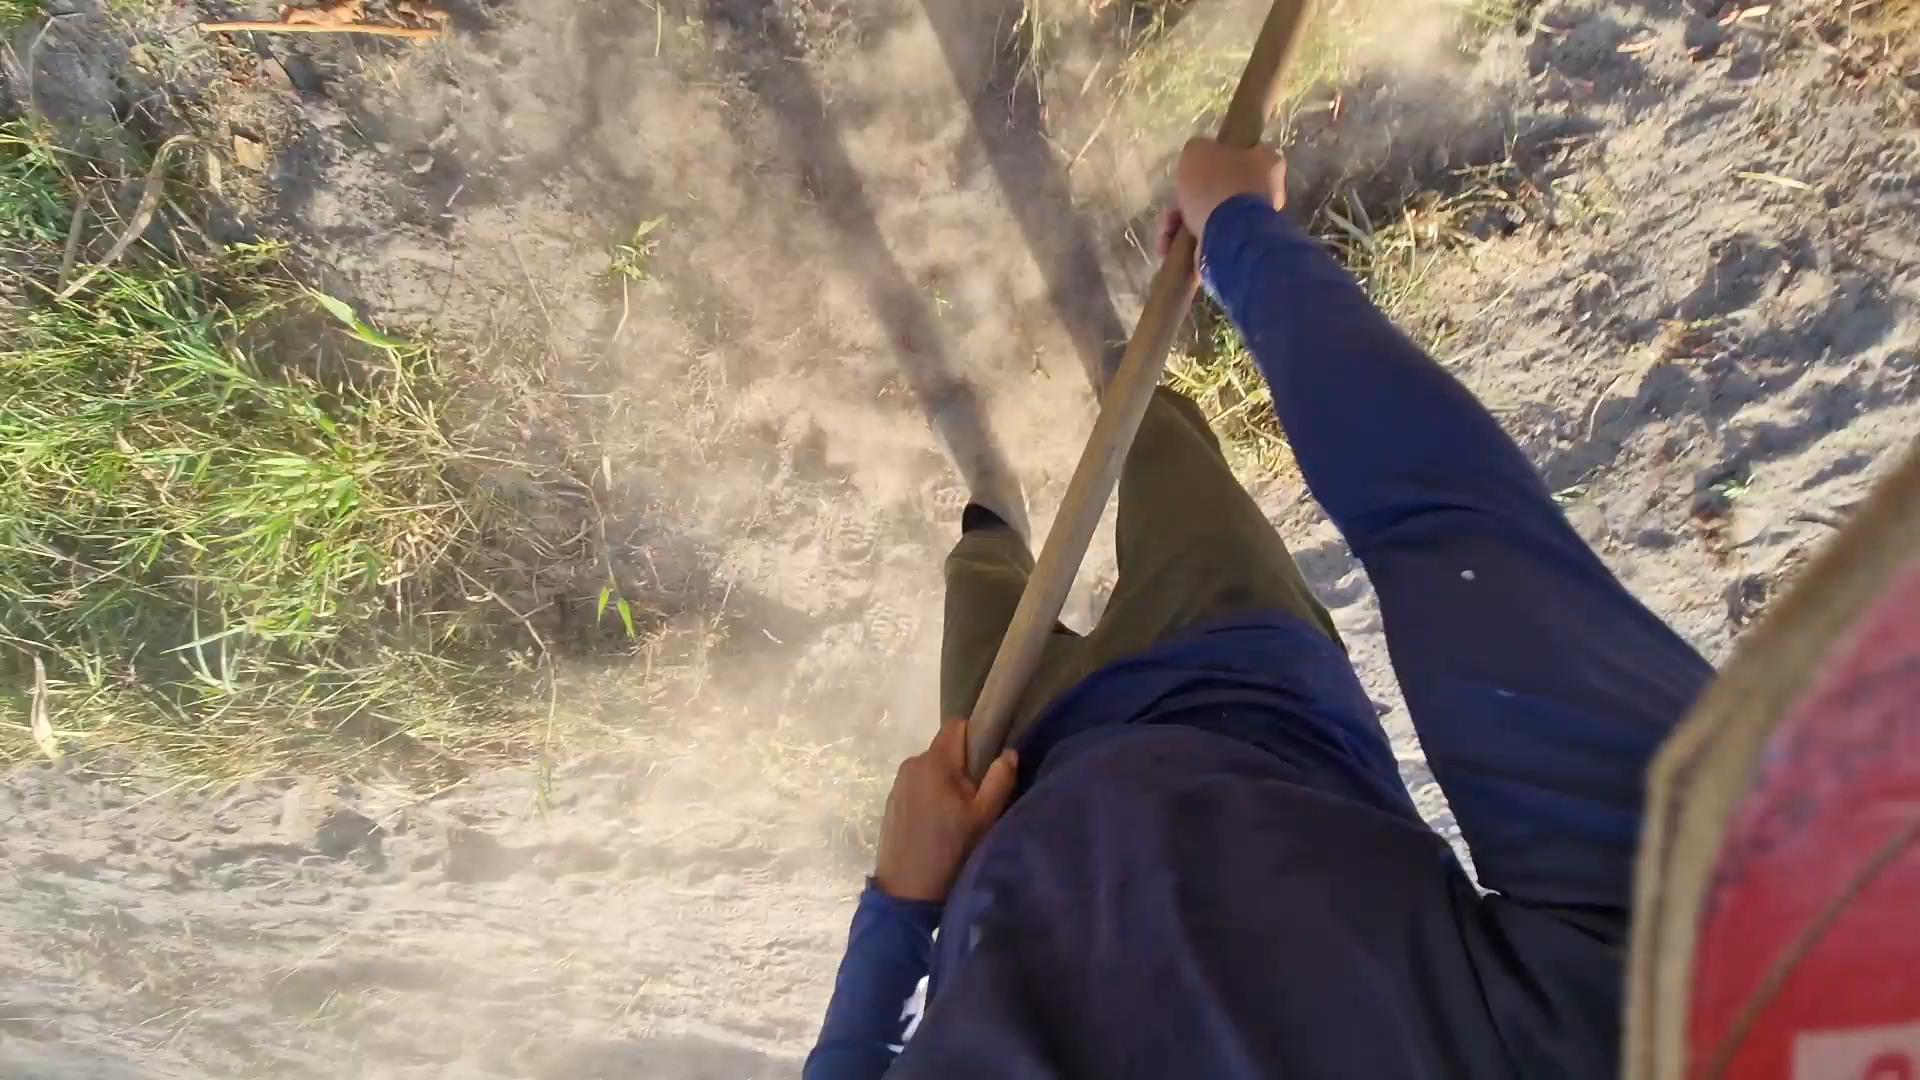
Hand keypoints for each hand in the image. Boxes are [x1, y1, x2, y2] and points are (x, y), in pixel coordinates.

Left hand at [873, 717, 1018, 901]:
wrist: (906, 891)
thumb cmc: (950, 850)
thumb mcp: (984, 817)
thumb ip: (1000, 779)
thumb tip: (1009, 752)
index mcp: (935, 761)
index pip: (957, 725)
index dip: (976, 735)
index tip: (987, 761)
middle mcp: (913, 764)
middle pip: (945, 749)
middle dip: (963, 765)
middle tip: (975, 797)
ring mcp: (899, 783)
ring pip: (932, 768)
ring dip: (946, 782)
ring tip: (956, 816)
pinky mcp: (892, 801)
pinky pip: (918, 784)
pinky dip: (930, 795)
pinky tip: (936, 824)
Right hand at [1157, 138, 1286, 257]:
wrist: (1227, 237)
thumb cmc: (1216, 186)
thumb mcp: (1197, 152)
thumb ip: (1197, 151)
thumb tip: (1197, 159)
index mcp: (1266, 162)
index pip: (1241, 156)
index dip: (1213, 165)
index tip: (1193, 175)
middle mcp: (1265, 193)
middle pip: (1218, 193)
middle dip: (1188, 203)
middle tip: (1171, 211)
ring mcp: (1252, 226)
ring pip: (1208, 221)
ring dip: (1180, 227)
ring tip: (1165, 235)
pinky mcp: (1238, 251)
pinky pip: (1207, 245)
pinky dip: (1187, 247)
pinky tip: (1169, 248)